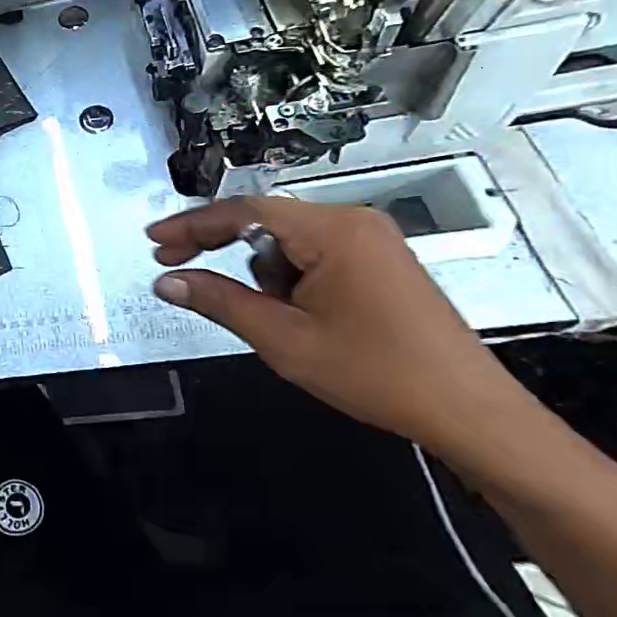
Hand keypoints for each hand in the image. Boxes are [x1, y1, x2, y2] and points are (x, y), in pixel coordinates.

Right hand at [147, 197, 544, 460]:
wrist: (462, 405)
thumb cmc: (374, 373)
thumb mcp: (285, 340)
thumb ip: (221, 302)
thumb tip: (169, 281)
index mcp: (333, 230)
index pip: (245, 210)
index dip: (192, 224)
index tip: (155, 242)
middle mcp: (354, 220)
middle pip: (268, 222)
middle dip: (226, 250)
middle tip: (178, 270)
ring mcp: (373, 238)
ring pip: (293, 243)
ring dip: (269, 275)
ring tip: (283, 325)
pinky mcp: (382, 259)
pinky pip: (319, 256)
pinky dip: (296, 281)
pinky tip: (306, 319)